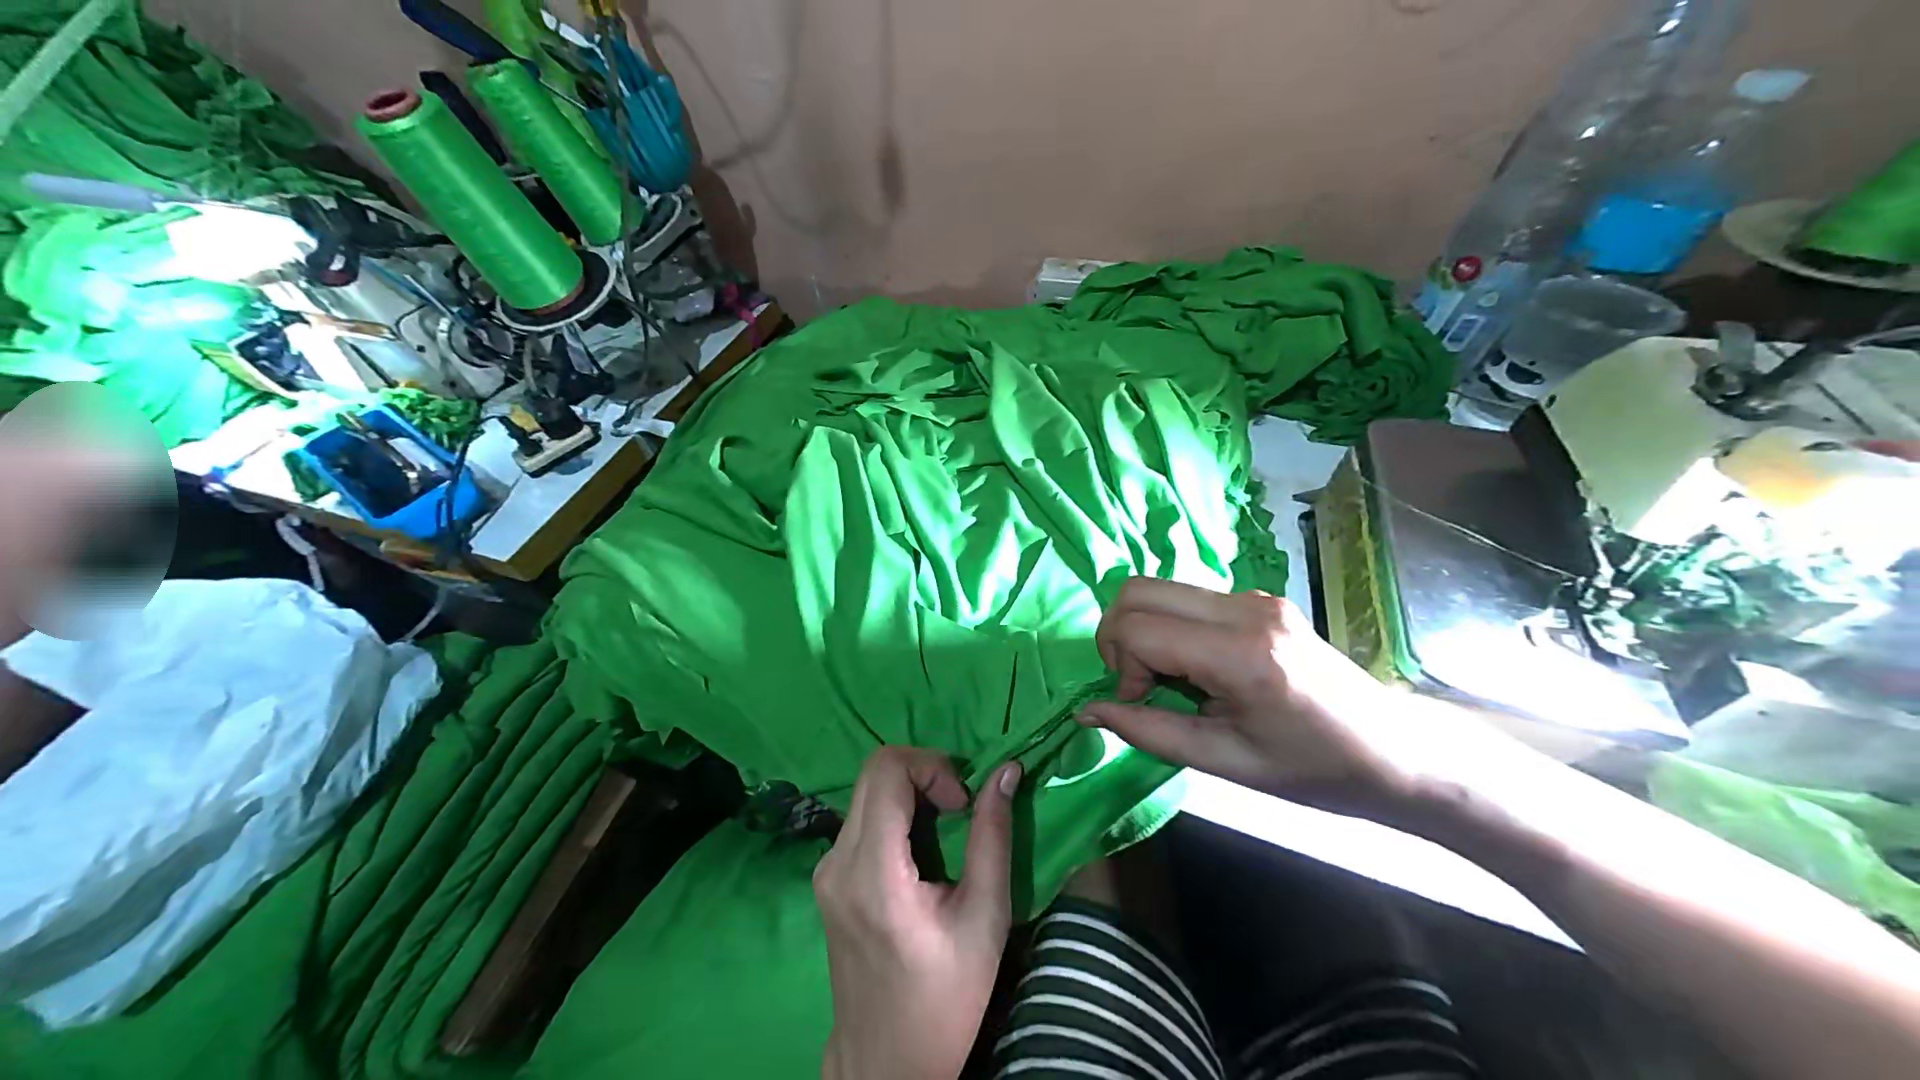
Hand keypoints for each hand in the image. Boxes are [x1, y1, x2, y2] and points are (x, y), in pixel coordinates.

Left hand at [815, 747, 1022, 1079]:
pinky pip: (862, 817)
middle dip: (924, 772)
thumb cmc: (945, 996)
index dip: (932, 767)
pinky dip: (896, 812)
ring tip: (946, 829)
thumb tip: (1007, 770)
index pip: (887, 770)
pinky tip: (921, 849)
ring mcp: (825, 869)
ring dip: (911, 792)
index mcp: (874, 874)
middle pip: (874, 770)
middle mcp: (838, 861)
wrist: (886, 1059)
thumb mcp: (985, 916)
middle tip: (959, 807)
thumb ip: (994, 835)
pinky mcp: (826, 877)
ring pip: (867, 790)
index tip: (963, 803)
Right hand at [1082, 578, 1427, 820]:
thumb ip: (1147, 732)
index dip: (1121, 667)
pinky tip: (1194, 667)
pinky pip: (1186, 597)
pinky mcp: (1259, 598)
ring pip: (1158, 587)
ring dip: (1142, 628)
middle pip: (1137, 590)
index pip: (1139, 628)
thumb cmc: (1314, 770)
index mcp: (1241, 653)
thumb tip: (1086, 711)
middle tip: (1139, 683)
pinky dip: (1169, 626)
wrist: (1397, 752)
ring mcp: (1254, 597)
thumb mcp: (1224, 762)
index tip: (1140, 703)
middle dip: (1118, 636)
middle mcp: (1245, 608)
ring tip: (1167, 677)